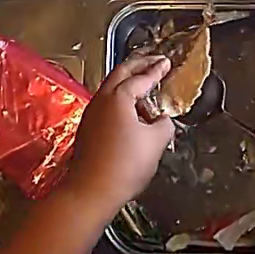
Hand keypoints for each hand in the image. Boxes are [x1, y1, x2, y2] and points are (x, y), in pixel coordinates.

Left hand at [55, 55, 175, 218]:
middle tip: (154, 61)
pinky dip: (121, 99)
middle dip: (139, 65)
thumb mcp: (156, 142)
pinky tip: (132, 112)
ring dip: (129, 83)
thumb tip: (162, 121)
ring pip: (111, 88)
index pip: (142, 77)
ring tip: (146, 88)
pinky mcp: (88, 128)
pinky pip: (107, 104)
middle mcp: (101, 100)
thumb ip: (164, 124)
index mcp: (118, 97)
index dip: (157, 69)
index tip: (166, 62)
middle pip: (121, 73)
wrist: (91, 191)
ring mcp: (91, 113)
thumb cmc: (124, 165)